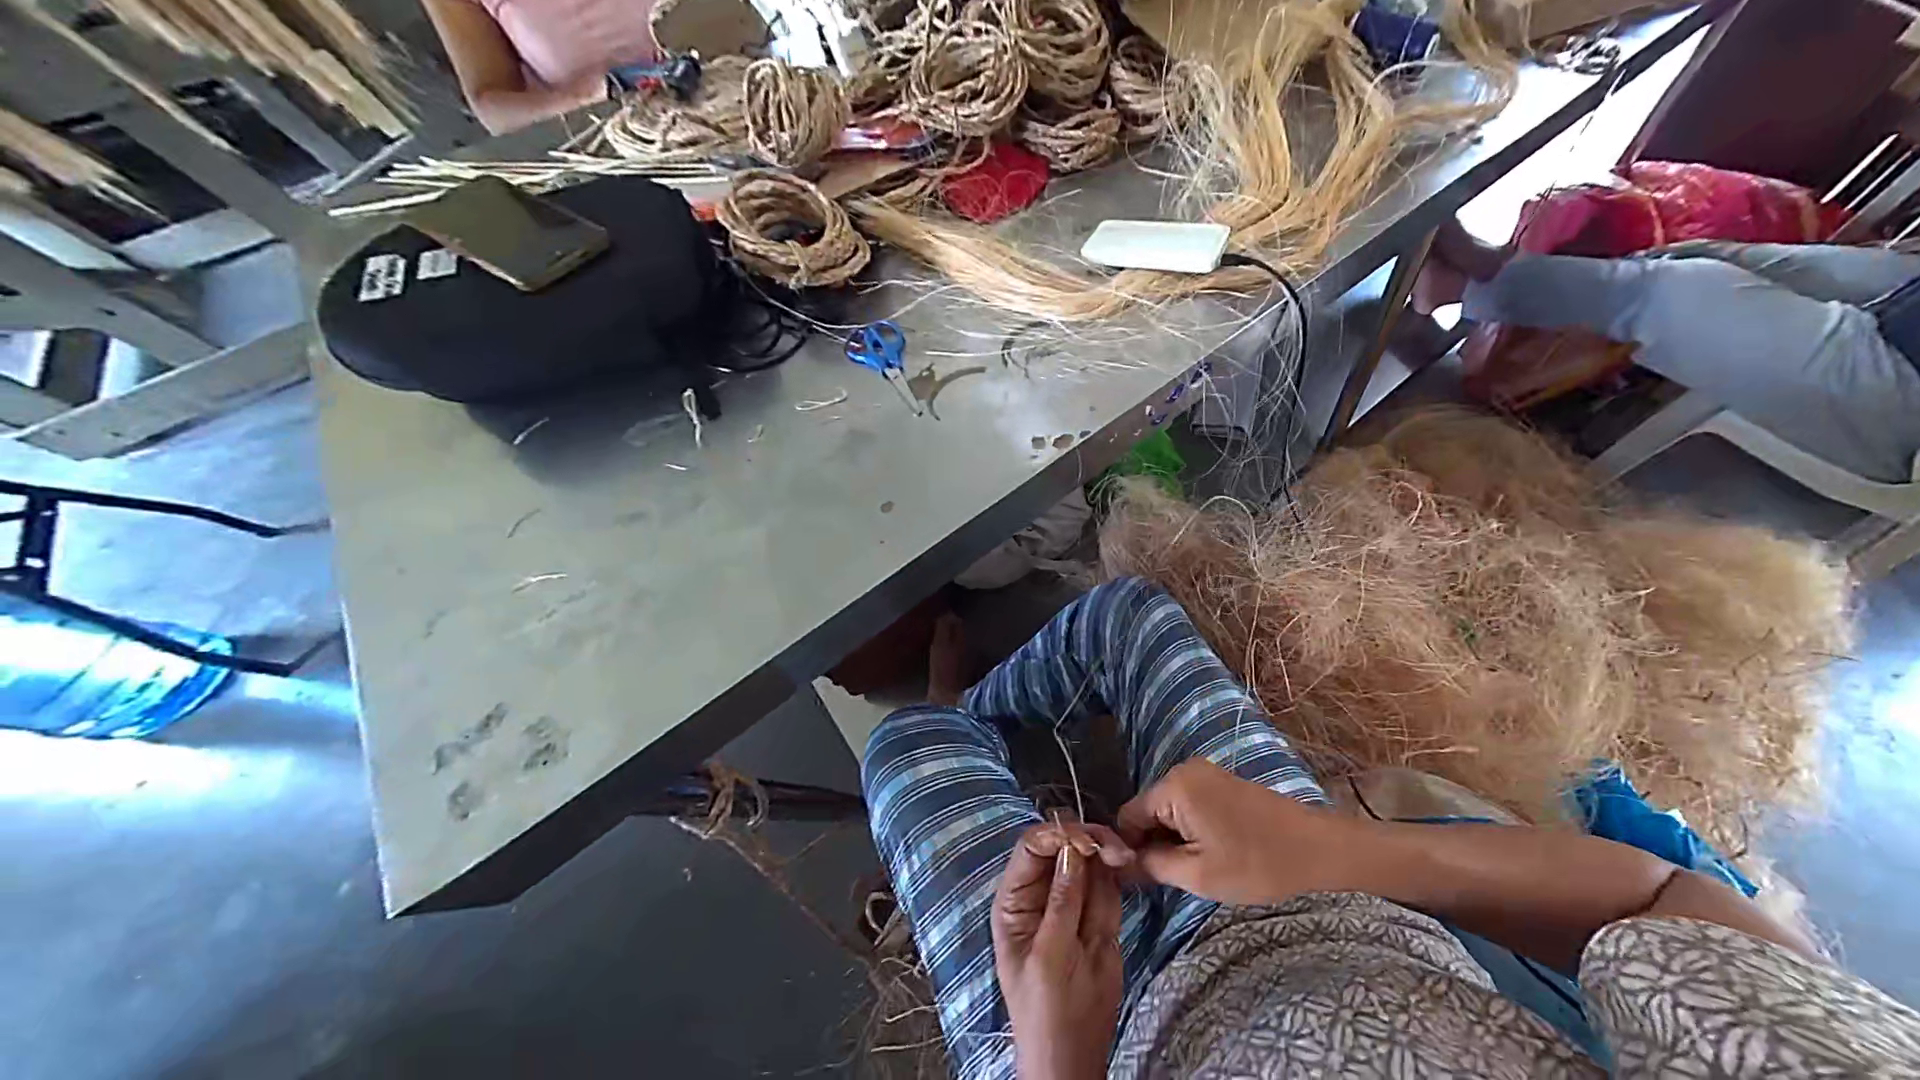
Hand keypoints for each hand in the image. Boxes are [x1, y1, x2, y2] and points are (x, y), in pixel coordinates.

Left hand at [992, 821, 1131, 1079]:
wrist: (1074, 1057)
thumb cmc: (1047, 1011)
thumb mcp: (1049, 956)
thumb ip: (1062, 902)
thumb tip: (1071, 850)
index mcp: (1016, 899)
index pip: (1031, 848)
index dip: (1055, 835)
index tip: (1084, 839)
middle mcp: (1041, 892)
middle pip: (1062, 847)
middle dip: (1086, 840)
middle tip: (1114, 848)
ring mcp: (1070, 903)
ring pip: (1087, 861)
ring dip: (1105, 853)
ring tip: (1122, 856)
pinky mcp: (1097, 917)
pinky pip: (1106, 885)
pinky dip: (1116, 874)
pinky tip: (1125, 867)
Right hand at [1116, 760, 1357, 904]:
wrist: (1318, 849)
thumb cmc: (1257, 863)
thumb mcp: (1198, 874)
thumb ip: (1151, 865)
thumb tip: (1119, 863)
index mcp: (1174, 786)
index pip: (1127, 816)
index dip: (1130, 849)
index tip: (1144, 879)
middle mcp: (1183, 770)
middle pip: (1148, 810)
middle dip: (1154, 842)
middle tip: (1175, 876)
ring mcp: (1203, 772)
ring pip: (1168, 810)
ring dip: (1173, 837)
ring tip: (1197, 865)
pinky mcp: (1220, 781)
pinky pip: (1187, 803)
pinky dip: (1190, 828)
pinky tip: (1211, 850)